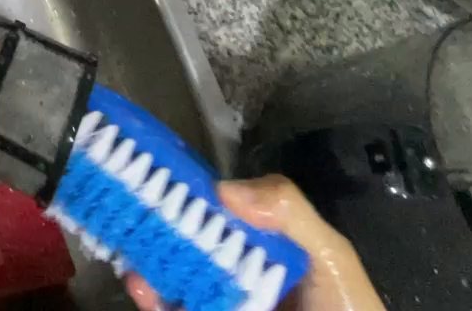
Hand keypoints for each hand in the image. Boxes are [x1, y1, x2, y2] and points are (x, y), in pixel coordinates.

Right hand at [123, 175, 385, 310]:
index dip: (179, 190)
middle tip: (127, 211)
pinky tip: (142, 288)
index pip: (210, 207)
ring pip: (168, 273)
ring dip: (144, 261)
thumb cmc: (344, 310)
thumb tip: (221, 188)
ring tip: (132, 257)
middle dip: (152, 225)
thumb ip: (289, 210)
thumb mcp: (331, 256)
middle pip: (180, 238)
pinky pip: (170, 307)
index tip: (149, 174)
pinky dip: (152, 298)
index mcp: (256, 243)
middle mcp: (232, 269)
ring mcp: (218, 297)